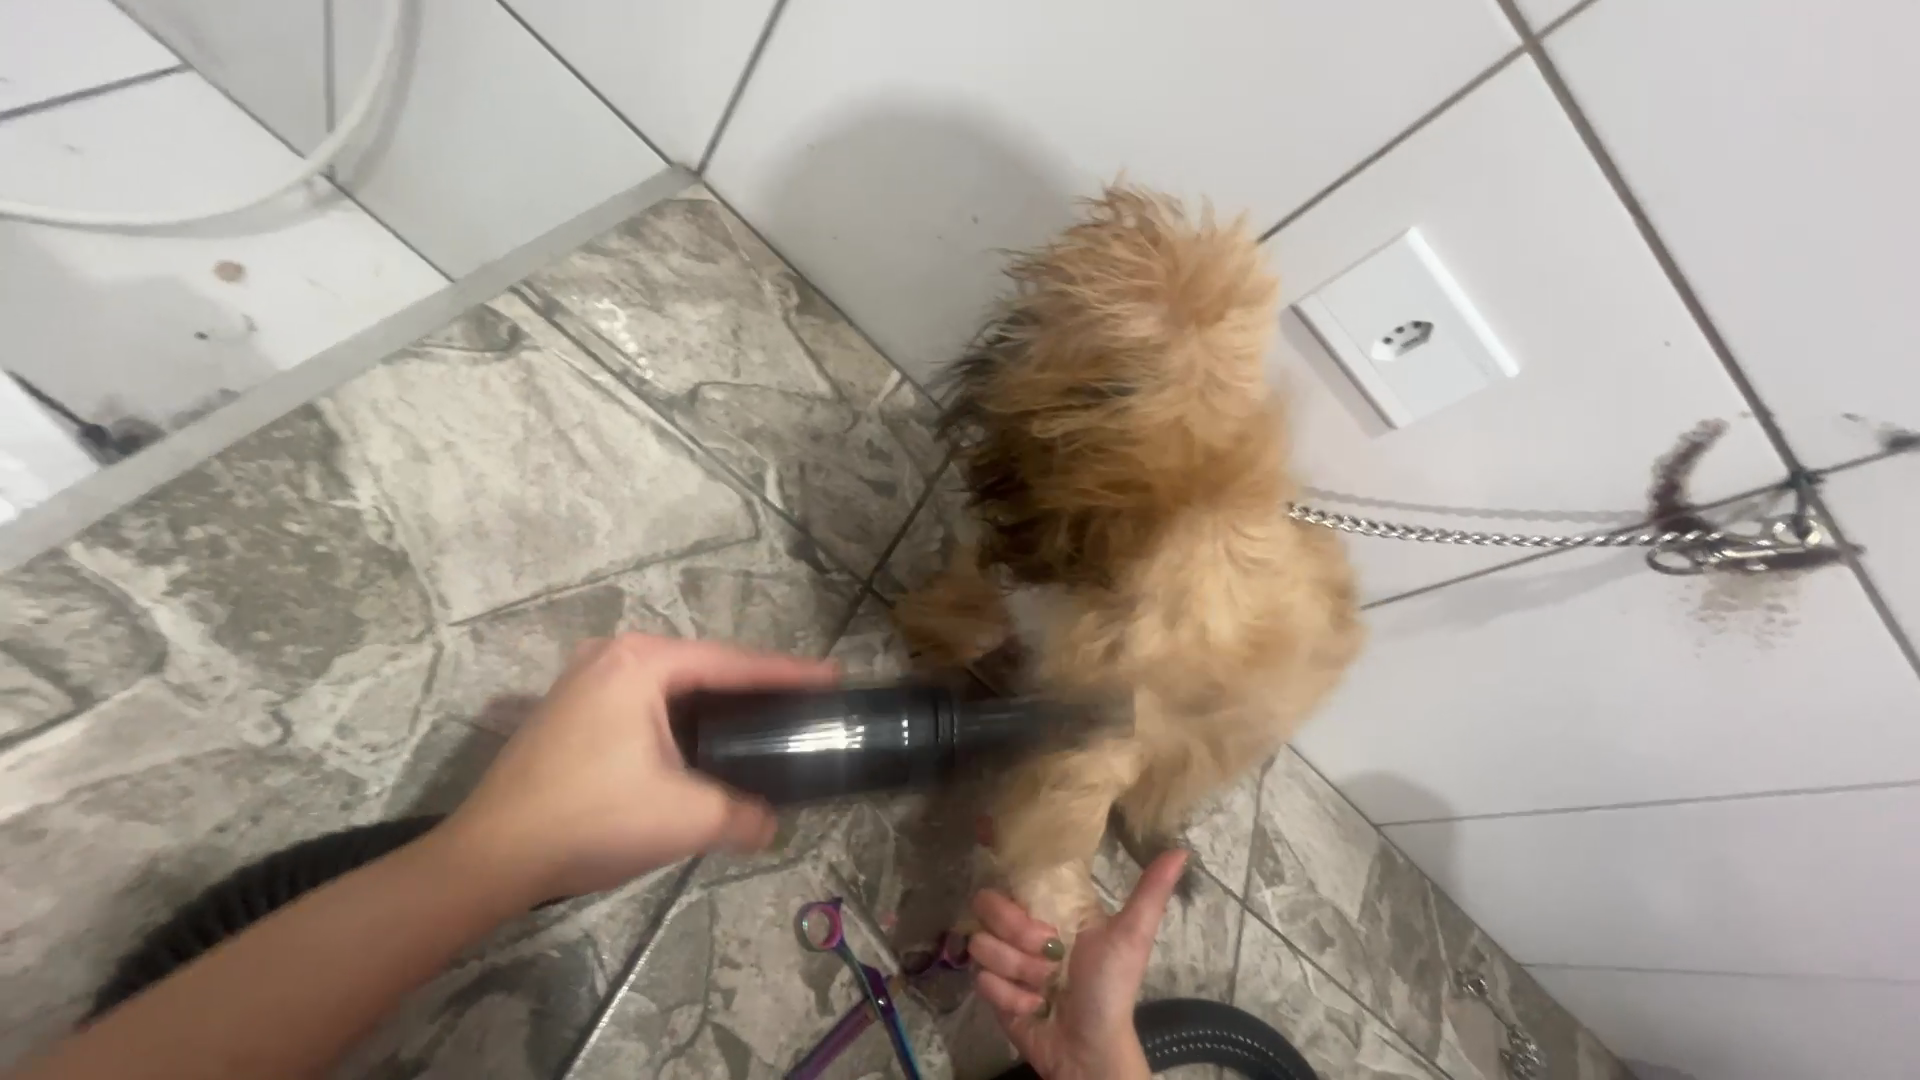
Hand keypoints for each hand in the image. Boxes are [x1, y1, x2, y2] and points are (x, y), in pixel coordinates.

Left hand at [434, 634, 837, 903]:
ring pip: (673, 683)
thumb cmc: (590, 820)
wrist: (486, 859)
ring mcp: (585, 678)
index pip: (734, 663)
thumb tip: (771, 825)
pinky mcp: (571, 708)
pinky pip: (647, 699)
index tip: (833, 675)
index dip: (789, 672)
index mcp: (642, 662)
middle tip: (802, 701)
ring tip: (763, 716)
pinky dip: (683, 714)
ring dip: (717, 700)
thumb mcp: (686, 819)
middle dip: (755, 684)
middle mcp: (613, 655)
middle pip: (704, 666)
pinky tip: (705, 737)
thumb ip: (745, 816)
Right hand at [968, 850, 1187, 1079]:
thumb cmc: (1112, 988)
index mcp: (1050, 901)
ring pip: (983, 943)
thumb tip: (1181, 850)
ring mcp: (1002, 953)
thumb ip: (1150, 892)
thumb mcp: (1132, 936)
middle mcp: (1019, 921)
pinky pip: (982, 979)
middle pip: (988, 902)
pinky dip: (1012, 997)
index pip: (1015, 866)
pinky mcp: (991, 987)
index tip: (983, 826)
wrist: (1090, 1051)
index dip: (995, 846)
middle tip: (1049, 950)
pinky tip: (1034, 1006)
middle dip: (1018, 932)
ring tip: (1046, 986)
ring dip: (1019, 971)